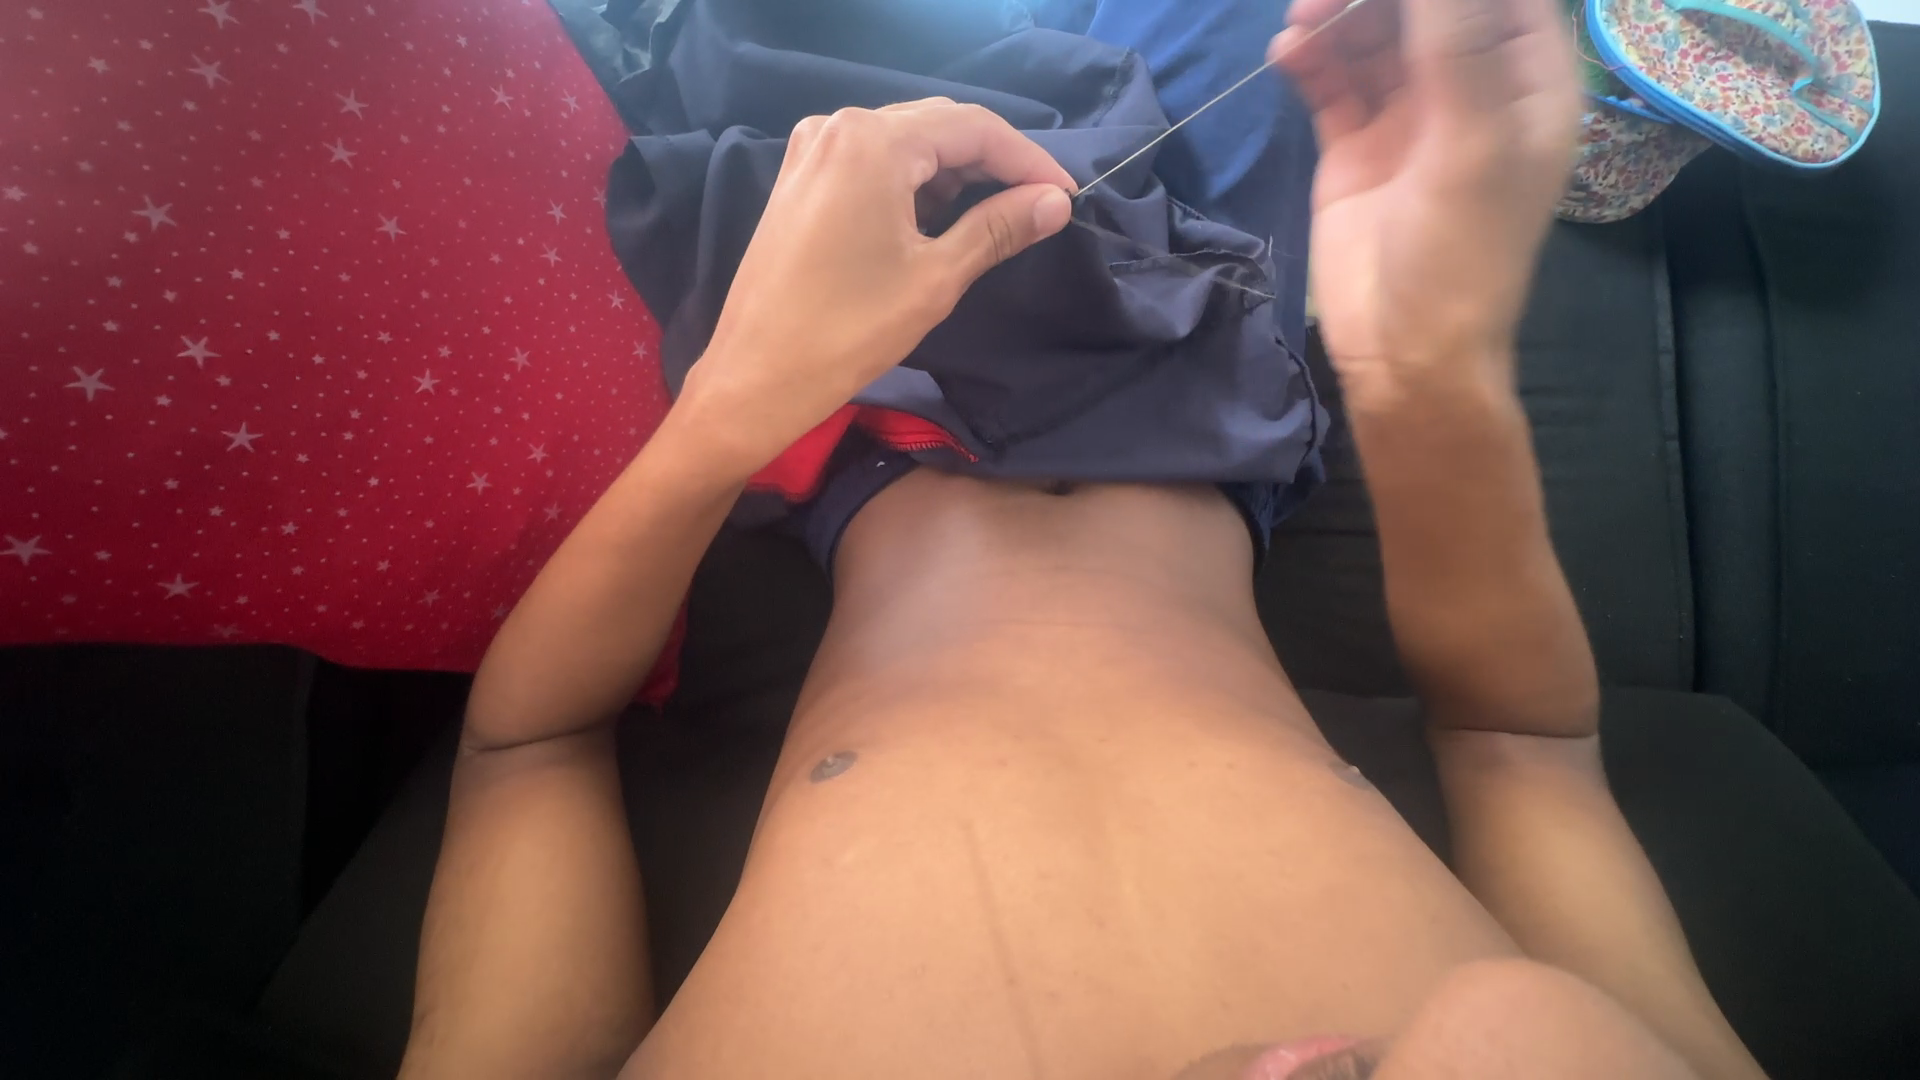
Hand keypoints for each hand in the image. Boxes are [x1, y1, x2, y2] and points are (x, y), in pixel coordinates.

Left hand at [676, 98, 1075, 475]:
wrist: (759, 376)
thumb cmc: (850, 331)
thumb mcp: (935, 278)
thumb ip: (997, 228)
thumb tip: (1055, 202)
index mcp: (873, 141)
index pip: (971, 127)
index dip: (1026, 159)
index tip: (1065, 195)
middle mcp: (837, 127)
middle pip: (936, 127)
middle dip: (992, 163)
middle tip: (1037, 205)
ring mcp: (811, 152)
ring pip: (903, 146)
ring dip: (953, 174)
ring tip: (994, 215)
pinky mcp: (799, 183)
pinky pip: (870, 166)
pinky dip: (911, 185)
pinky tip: (936, 216)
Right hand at [1271, 0, 1581, 410]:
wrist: (1401, 348)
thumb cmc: (1458, 256)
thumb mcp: (1471, 145)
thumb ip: (1457, 45)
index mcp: (1524, 75)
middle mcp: (1466, 85)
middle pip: (1422, 6)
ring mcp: (1405, 119)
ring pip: (1372, 39)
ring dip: (1335, 21)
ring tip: (1298, 24)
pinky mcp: (1353, 151)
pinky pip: (1332, 88)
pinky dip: (1310, 65)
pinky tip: (1286, 54)